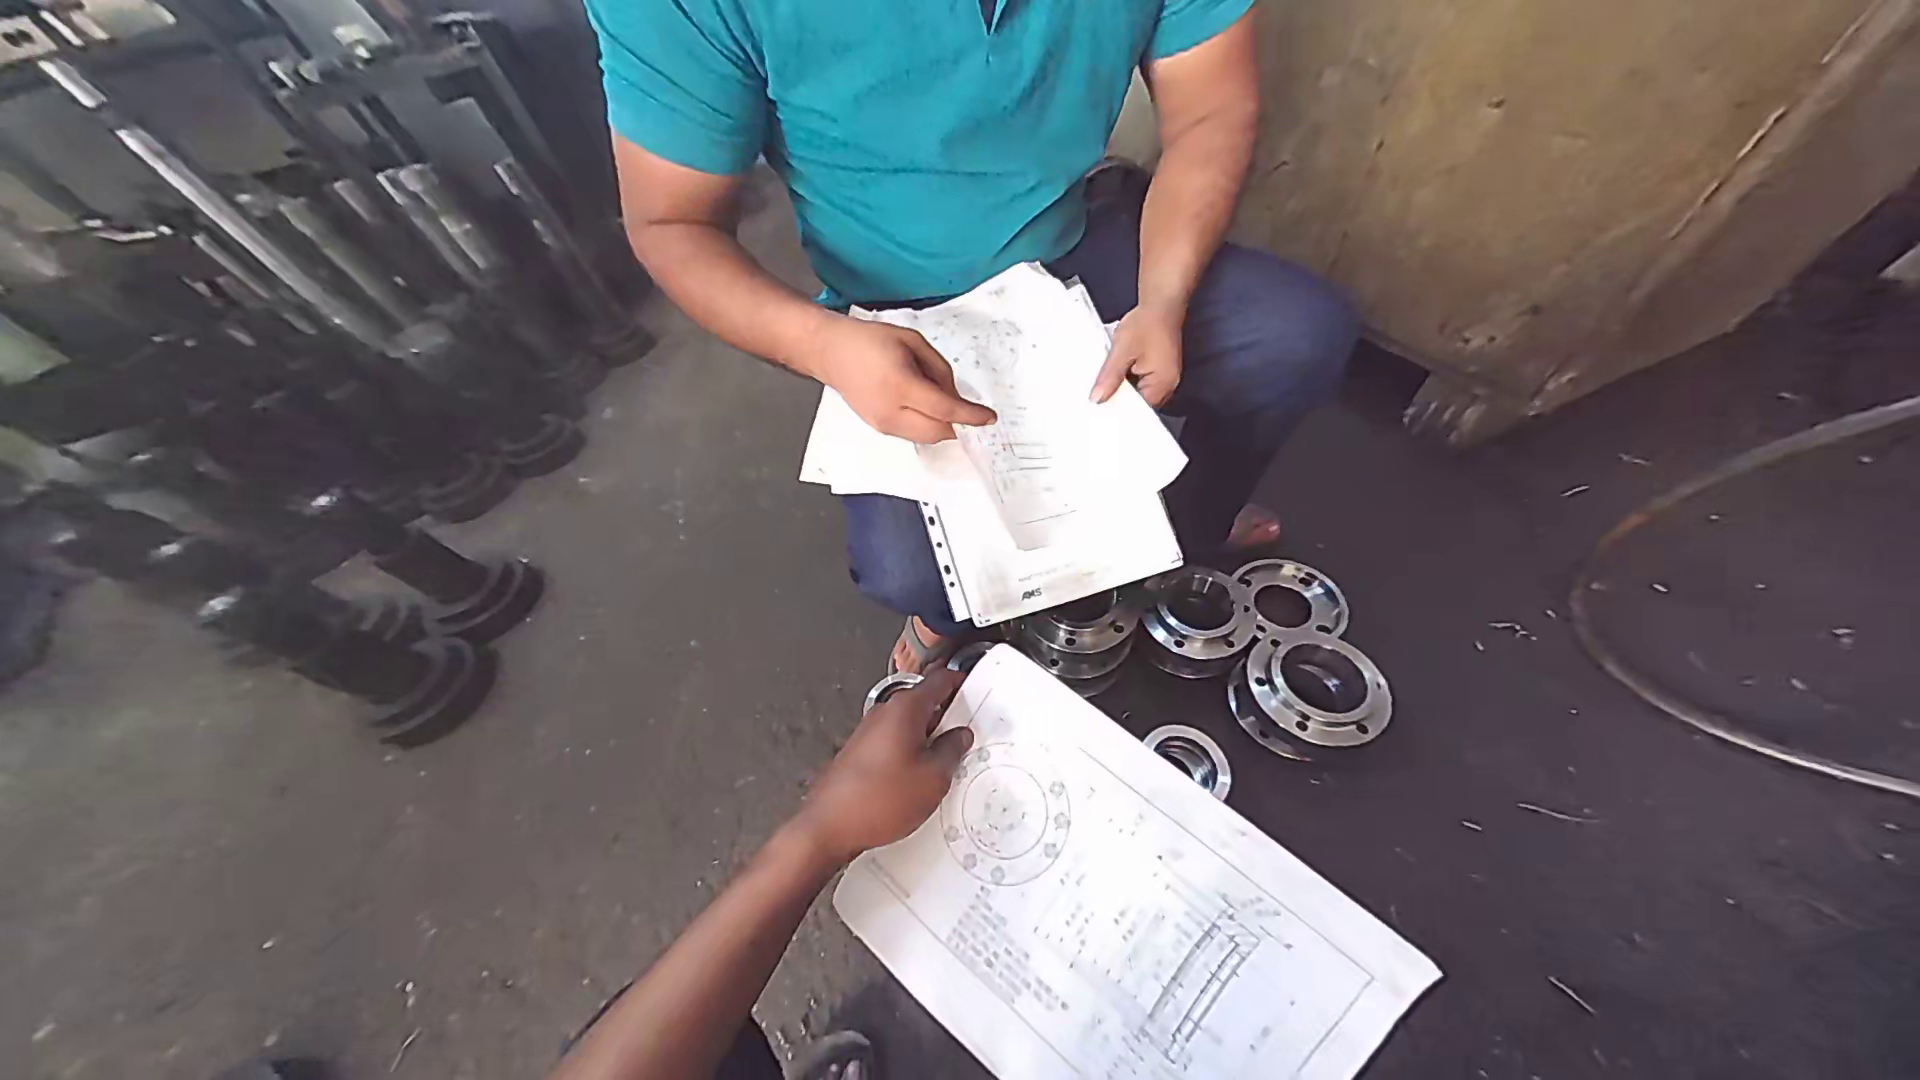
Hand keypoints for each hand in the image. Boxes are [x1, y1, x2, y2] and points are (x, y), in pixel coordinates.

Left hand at [791, 666, 973, 863]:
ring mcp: (870, 731)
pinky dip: (909, 752)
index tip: (971, 688)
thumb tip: (958, 738)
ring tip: (939, 765)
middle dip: (946, 717)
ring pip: (909, 724)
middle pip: (925, 702)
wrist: (830, 826)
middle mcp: (885, 713)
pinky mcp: (862, 750)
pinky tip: (915, 778)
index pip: (940, 680)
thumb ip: (952, 750)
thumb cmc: (874, 800)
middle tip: (962, 736)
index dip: (960, 682)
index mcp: (906, 708)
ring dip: (928, 738)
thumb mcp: (933, 777)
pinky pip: (894, 741)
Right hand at [796, 314, 995, 442]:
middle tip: (969, 410)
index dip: (970, 416)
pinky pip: (914, 434)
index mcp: (901, 385)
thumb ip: (940, 370)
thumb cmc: (870, 341)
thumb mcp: (913, 342)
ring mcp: (883, 425)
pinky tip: (925, 407)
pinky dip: (928, 425)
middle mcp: (891, 411)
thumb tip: (955, 396)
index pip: (945, 410)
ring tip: (939, 401)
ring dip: (943, 425)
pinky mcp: (880, 429)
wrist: (831, 352)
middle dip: (958, 425)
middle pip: (938, 432)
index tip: (989, 418)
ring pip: (927, 437)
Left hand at [1091, 301, 1183, 406]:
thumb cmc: (1146, 323)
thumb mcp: (1122, 350)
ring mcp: (1162, 381)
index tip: (1098, 416)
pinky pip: (1138, 386)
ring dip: (1121, 393)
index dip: (1117, 413)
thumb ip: (1110, 377)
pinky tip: (1111, 381)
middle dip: (1117, 404)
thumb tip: (1097, 400)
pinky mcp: (1157, 374)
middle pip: (1138, 406)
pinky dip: (1125, 384)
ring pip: (1137, 396)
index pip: (1138, 411)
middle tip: (1093, 407)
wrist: (1161, 304)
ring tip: (1100, 395)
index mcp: (1162, 385)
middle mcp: (1166, 387)